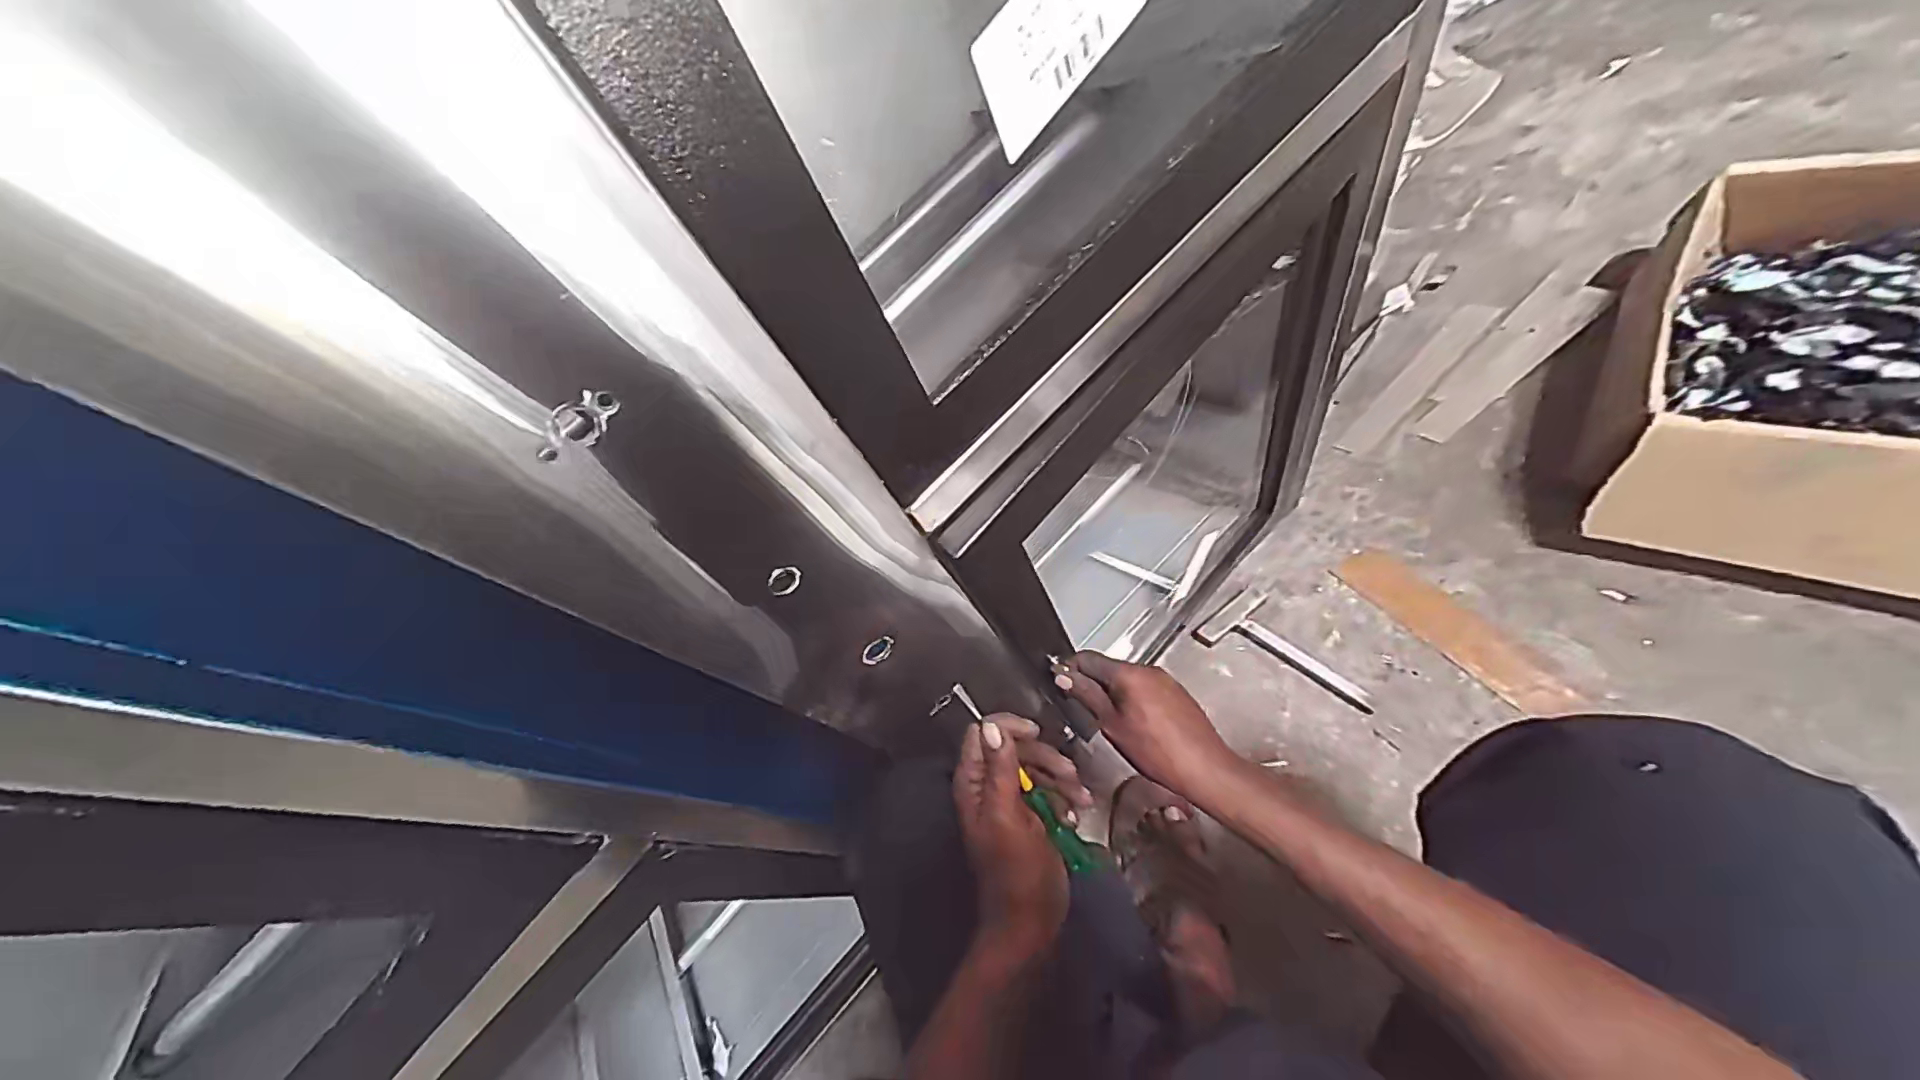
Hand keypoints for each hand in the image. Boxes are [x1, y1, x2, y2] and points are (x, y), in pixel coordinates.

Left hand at [953, 719, 1069, 959]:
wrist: (1031, 922)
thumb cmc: (1016, 873)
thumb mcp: (1007, 817)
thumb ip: (999, 770)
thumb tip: (991, 726)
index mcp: (973, 783)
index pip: (982, 733)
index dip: (1008, 727)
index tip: (1036, 734)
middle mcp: (988, 785)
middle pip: (1015, 746)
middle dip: (1043, 757)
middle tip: (1068, 775)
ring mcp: (1011, 799)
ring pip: (1035, 765)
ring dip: (1060, 777)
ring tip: (1078, 799)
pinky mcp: (1031, 813)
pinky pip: (1048, 788)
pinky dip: (1064, 795)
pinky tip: (1074, 812)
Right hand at [1058, 652, 1242, 799]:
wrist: (1205, 770)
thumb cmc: (1161, 753)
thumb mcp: (1113, 726)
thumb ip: (1087, 696)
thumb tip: (1065, 676)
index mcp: (1129, 674)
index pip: (1088, 658)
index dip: (1069, 669)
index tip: (1061, 682)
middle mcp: (1149, 670)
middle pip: (1109, 668)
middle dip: (1093, 684)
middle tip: (1084, 709)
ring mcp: (1165, 681)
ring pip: (1127, 679)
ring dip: (1114, 694)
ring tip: (1111, 722)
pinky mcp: (1176, 694)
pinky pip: (1146, 688)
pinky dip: (1133, 700)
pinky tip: (1135, 725)